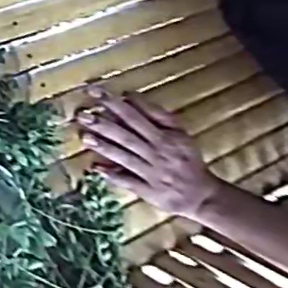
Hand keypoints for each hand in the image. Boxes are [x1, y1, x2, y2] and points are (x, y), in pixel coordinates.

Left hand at [76, 85, 226, 220]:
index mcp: (166, 139)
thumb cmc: (185, 158)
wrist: (205, 197)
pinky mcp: (151, 193)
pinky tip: (95, 168)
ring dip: (105, 148)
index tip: (92, 90)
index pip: (135, 117)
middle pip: (127, 138)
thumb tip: (127, 94)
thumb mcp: (179, 133)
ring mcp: (154, 175)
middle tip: (82, 115)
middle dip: (104, 126)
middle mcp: (159, 156)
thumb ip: (155, 113)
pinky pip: (130, 183)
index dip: (113, 103)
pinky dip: (113, 176)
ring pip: (126, 159)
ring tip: (84, 137)